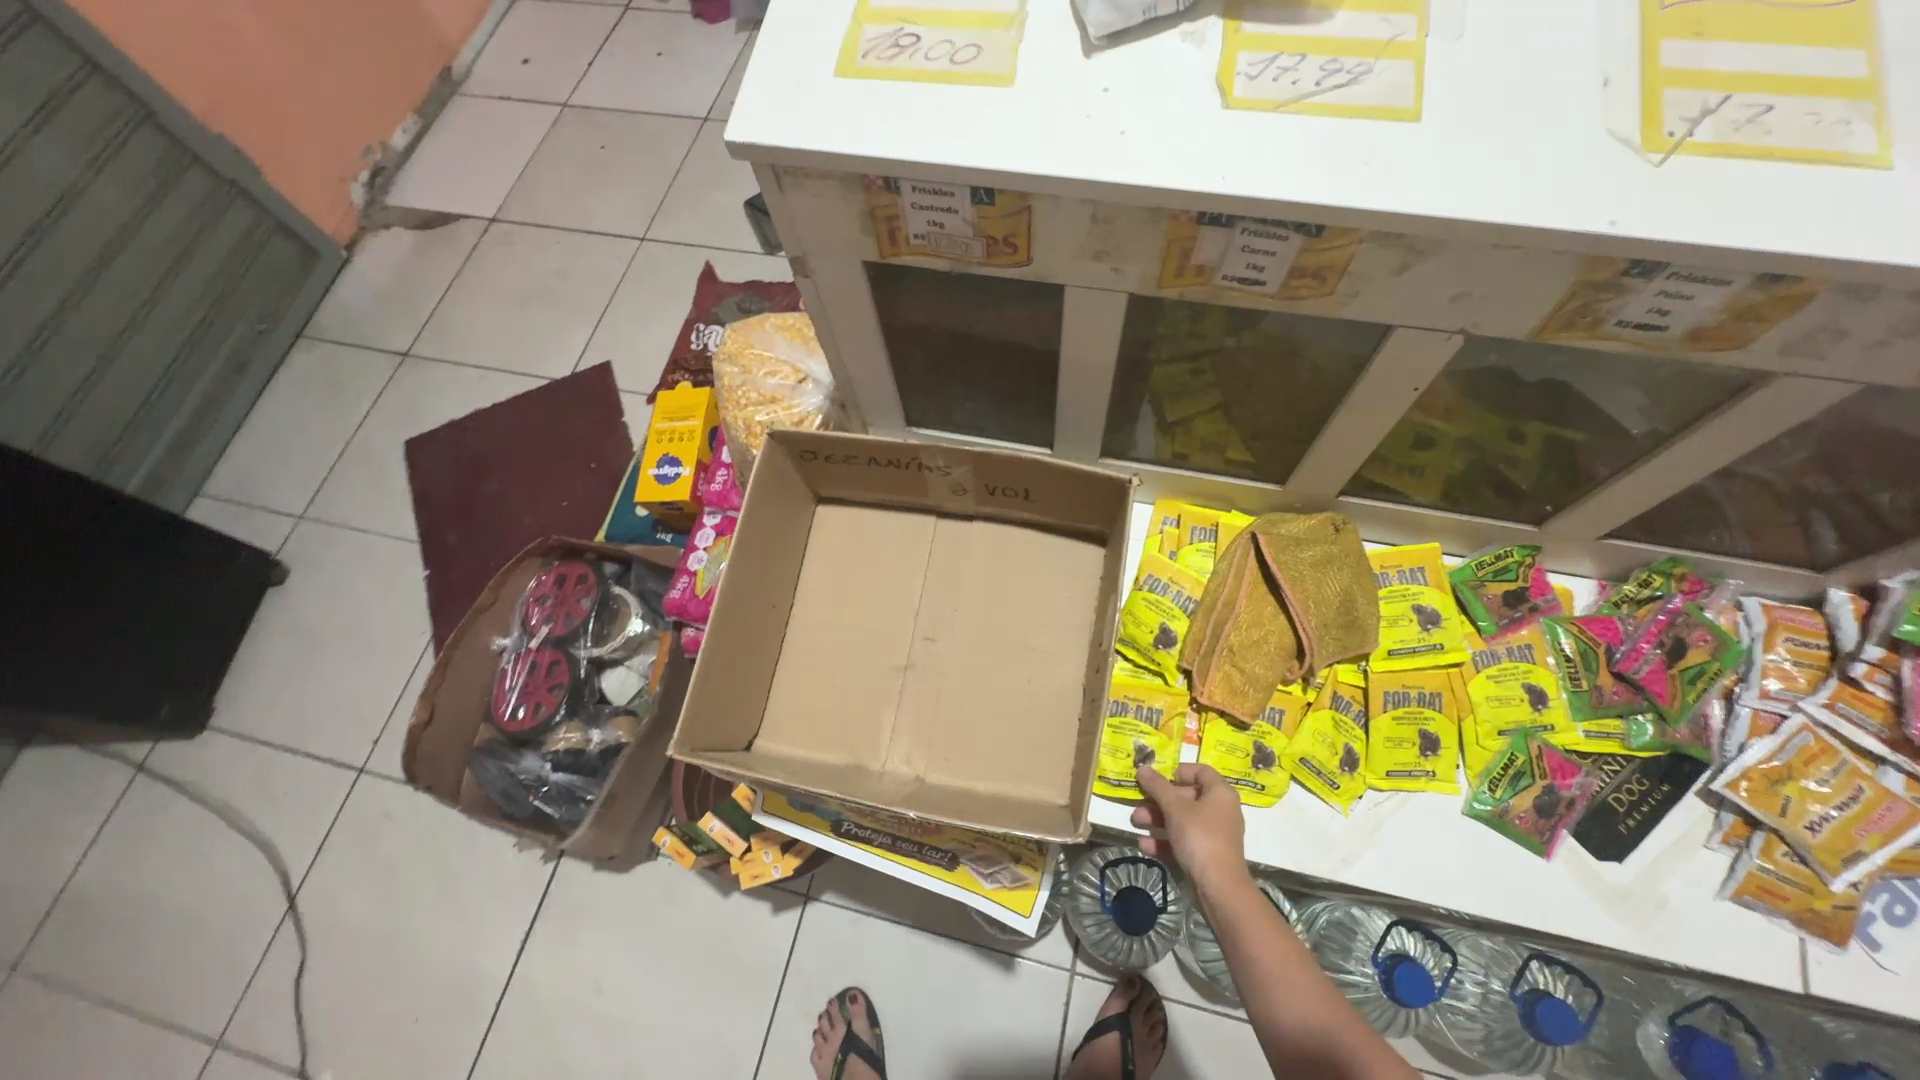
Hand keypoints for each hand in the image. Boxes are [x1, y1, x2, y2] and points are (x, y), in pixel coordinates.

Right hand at [1133, 764, 1250, 895]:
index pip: (1201, 771)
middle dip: (1158, 800)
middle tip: (1138, 802)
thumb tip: (1142, 768)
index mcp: (1220, 793)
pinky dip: (1163, 840)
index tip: (1157, 779)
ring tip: (1135, 822)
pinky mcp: (1204, 854)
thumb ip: (1157, 786)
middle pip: (1186, 796)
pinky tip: (1143, 844)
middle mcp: (1219, 811)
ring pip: (1180, 820)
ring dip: (1156, 819)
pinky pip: (1181, 841)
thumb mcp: (1175, 808)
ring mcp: (1212, 834)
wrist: (1217, 886)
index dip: (1178, 771)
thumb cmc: (1199, 836)